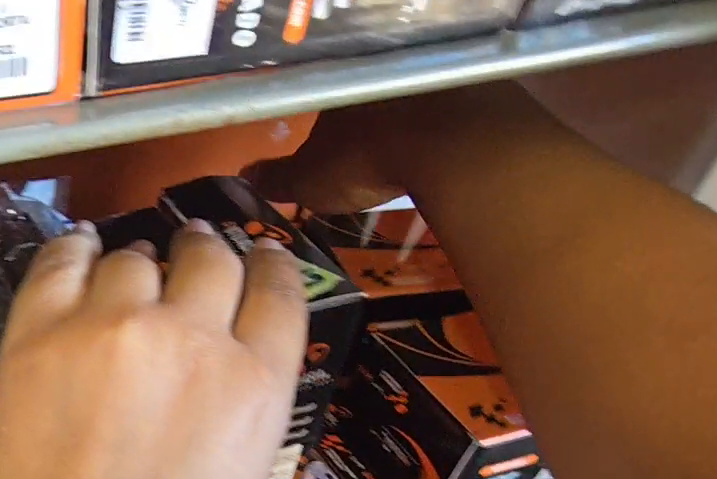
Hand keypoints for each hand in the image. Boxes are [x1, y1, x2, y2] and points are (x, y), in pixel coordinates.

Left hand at [0, 220, 308, 478]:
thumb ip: (239, 427)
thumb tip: (219, 392)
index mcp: (257, 390)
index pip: (278, 294)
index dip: (270, 267)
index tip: (258, 260)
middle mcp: (192, 338)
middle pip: (208, 260)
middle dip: (204, 256)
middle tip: (191, 260)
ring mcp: (110, 328)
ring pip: (134, 258)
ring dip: (139, 267)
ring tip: (128, 280)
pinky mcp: (36, 336)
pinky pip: (60, 261)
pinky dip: (75, 251)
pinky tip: (80, 253)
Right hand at [243, 83, 562, 213]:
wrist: (448, 143)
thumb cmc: (364, 159)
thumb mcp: (308, 180)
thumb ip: (276, 178)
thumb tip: (243, 175)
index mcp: (337, 80)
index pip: (318, 89)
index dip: (318, 113)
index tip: (323, 138)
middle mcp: (382, 59)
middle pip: (365, 82)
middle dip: (363, 104)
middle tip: (363, 135)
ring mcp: (430, 62)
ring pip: (408, 81)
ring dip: (404, 103)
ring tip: (403, 136)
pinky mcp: (473, 74)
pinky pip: (449, 91)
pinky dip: (442, 110)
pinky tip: (441, 133)